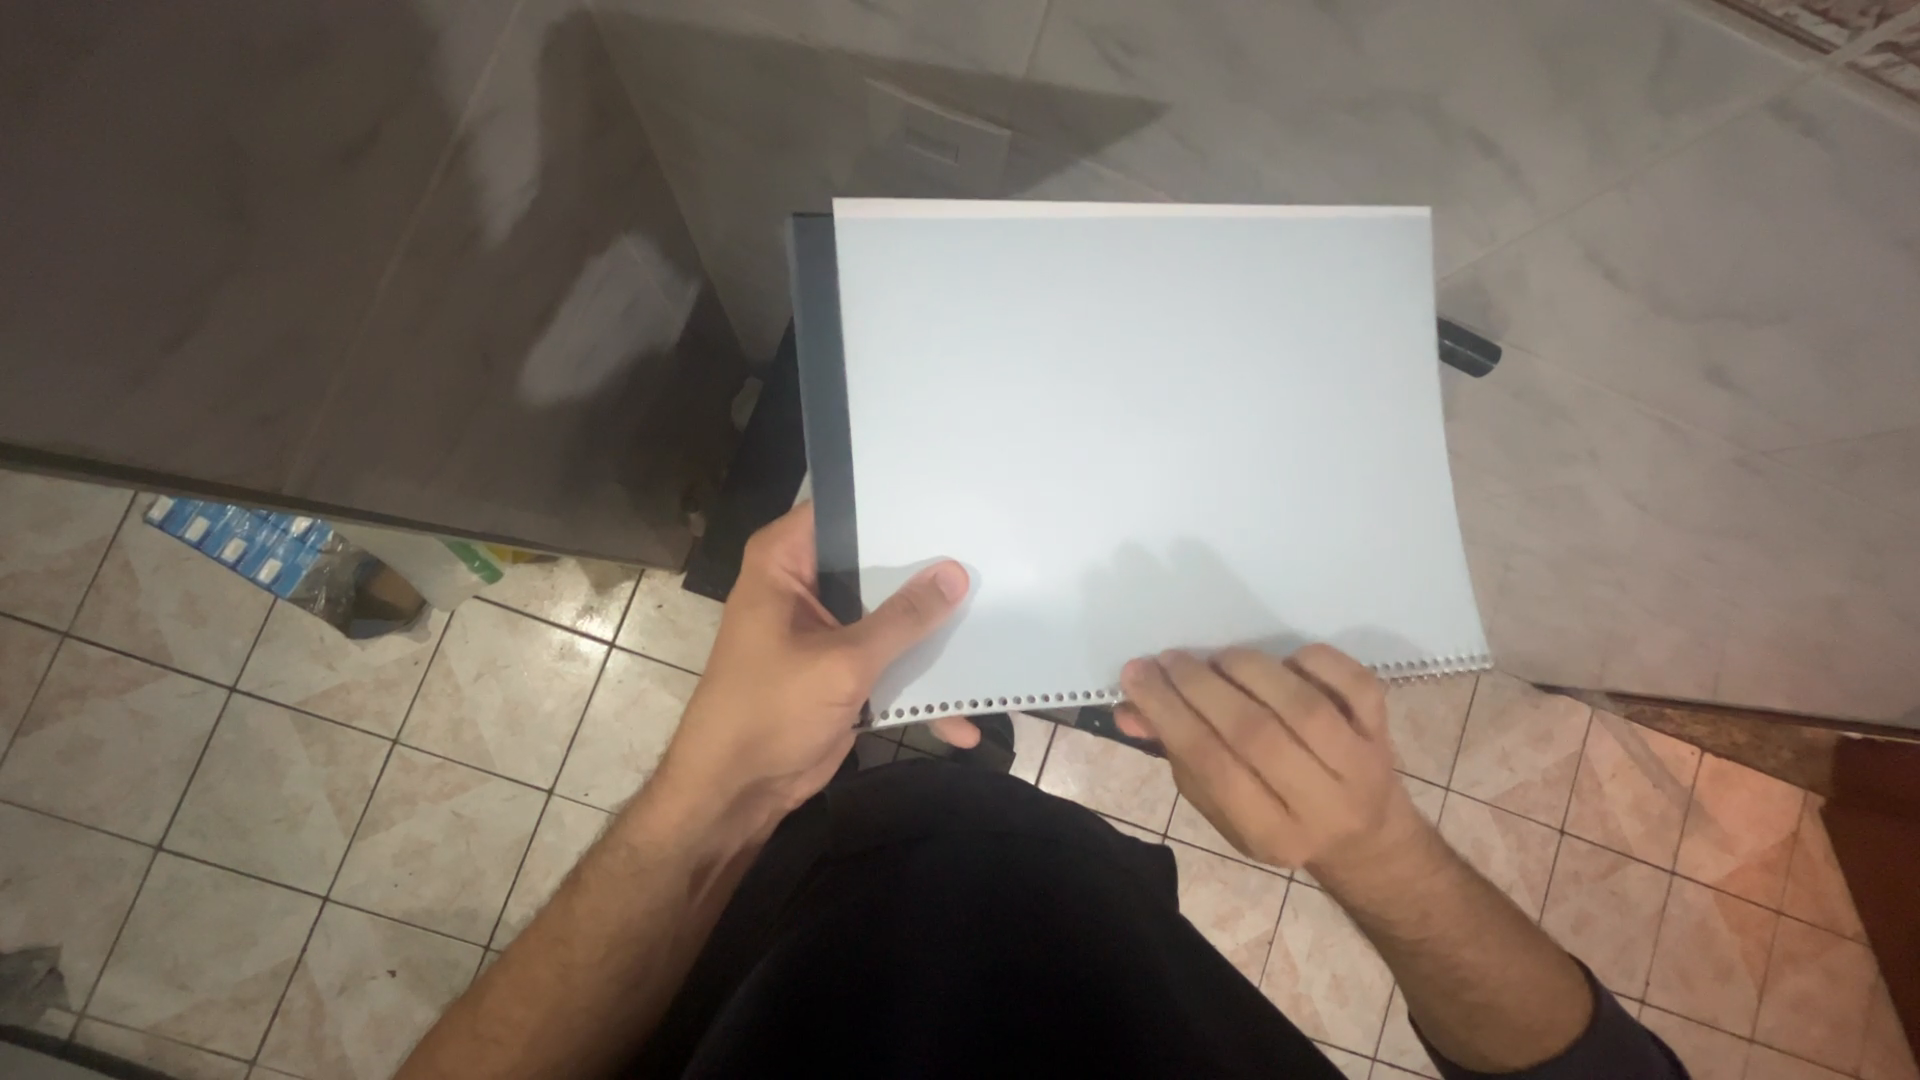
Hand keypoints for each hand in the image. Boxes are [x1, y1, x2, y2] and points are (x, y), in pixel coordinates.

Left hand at [647, 503, 968, 835]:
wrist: (735, 793)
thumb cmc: (768, 711)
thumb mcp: (842, 662)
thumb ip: (903, 619)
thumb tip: (957, 573)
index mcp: (786, 561)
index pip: (844, 510)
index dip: (894, 505)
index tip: (950, 502)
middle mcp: (805, 585)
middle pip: (875, 562)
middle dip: (926, 568)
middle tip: (989, 552)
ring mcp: (827, 628)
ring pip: (888, 612)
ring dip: (930, 630)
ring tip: (997, 621)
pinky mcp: (842, 668)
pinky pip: (889, 659)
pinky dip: (917, 686)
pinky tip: (964, 719)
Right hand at [1114, 644, 1421, 878]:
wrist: (1366, 839)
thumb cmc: (1276, 819)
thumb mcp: (1219, 803)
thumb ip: (1177, 755)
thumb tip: (1128, 707)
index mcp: (1271, 834)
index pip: (1212, 766)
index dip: (1169, 714)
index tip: (1137, 676)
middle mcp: (1321, 805)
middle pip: (1255, 733)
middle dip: (1200, 686)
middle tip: (1167, 660)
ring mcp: (1360, 765)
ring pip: (1301, 706)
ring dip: (1246, 670)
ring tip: (1215, 659)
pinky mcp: (1383, 730)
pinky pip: (1353, 683)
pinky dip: (1312, 660)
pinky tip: (1280, 660)